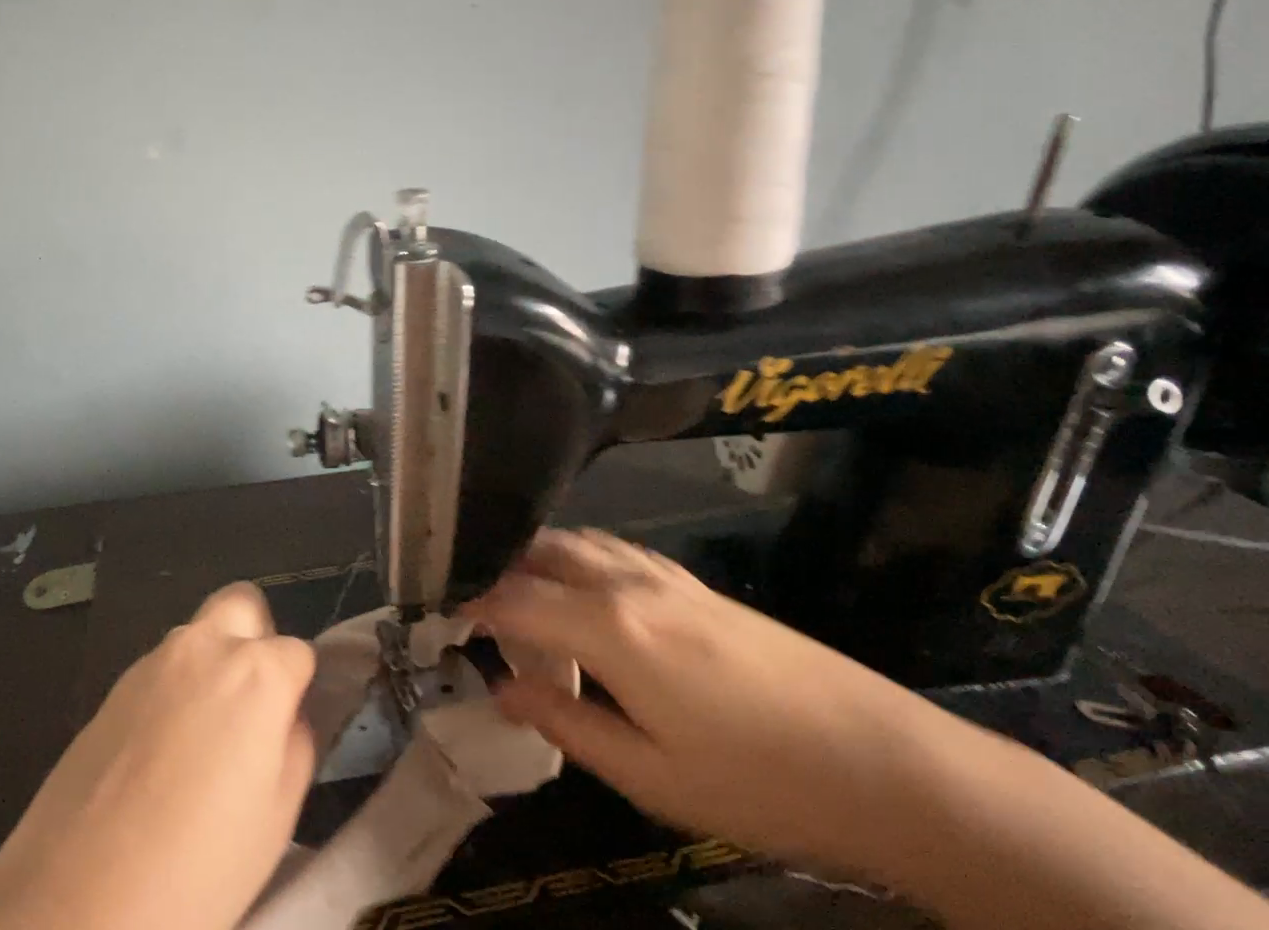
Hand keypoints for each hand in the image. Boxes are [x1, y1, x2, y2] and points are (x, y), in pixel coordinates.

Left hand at [0, 582, 316, 929]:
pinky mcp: (108, 691)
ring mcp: (148, 665)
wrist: (77, 901)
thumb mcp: (279, 814)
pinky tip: (161, 754)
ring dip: (211, 665)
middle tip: (253, 704)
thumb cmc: (201, 864)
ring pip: (196, 637)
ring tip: (202, 740)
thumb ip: (296, 743)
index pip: (298, 651)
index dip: (300, 688)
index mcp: (256, 673)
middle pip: (241, 605)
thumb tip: (286, 717)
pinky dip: (172, 691)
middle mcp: (202, 649)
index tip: (289, 727)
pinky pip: (158, 671)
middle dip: (256, 639)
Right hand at [462, 528, 975, 872]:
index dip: (470, 605)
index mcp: (612, 628)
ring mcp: (674, 580)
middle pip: (546, 553)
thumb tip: (501, 689)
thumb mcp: (647, 775)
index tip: (437, 617)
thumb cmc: (759, 784)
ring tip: (512, 591)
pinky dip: (581, 560)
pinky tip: (582, 591)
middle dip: (498, 569)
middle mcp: (634, 585)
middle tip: (467, 603)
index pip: (515, 600)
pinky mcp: (704, 588)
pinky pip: (620, 553)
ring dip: (538, 558)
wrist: (890, 767)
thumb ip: (564, 722)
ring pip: (584, 544)